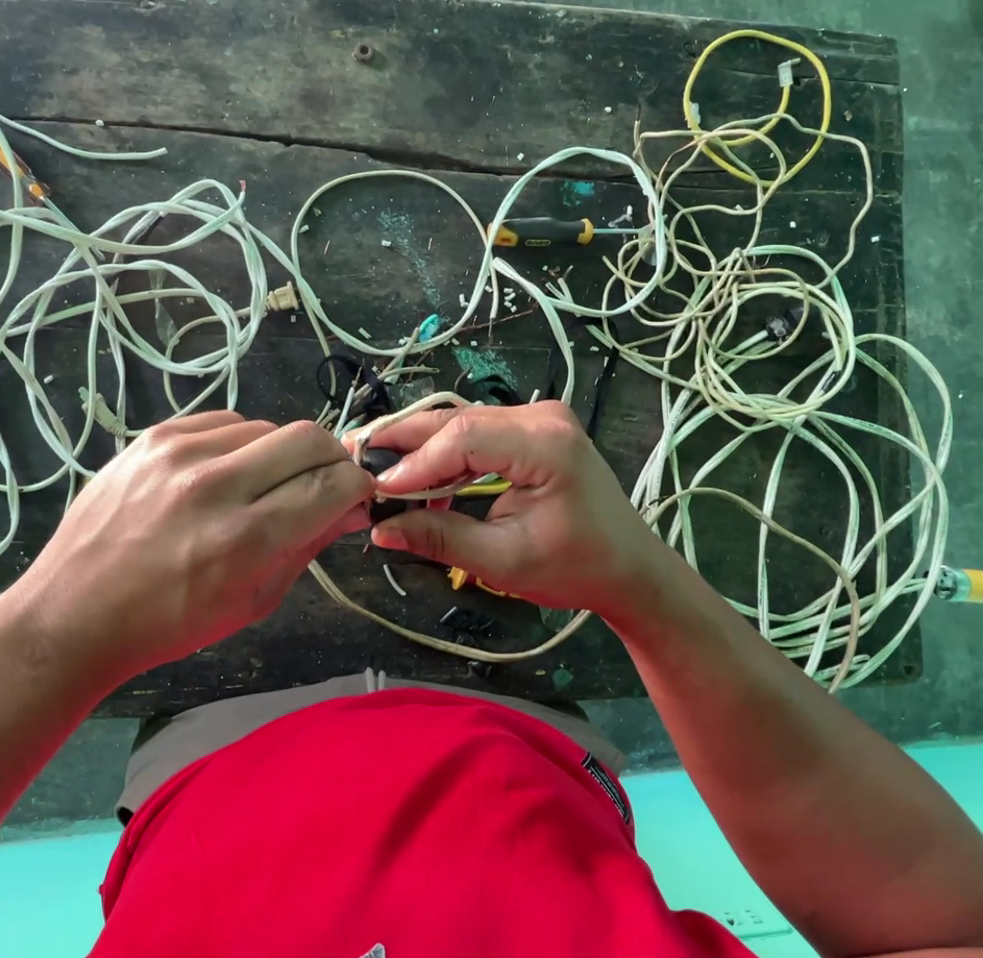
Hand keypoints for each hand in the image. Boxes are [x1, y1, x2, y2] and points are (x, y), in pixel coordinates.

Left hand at [16, 411, 372, 676]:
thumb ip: (307, 547)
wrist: (74, 612)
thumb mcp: (253, 601)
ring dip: (282, 453)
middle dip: (333, 459)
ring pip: (268, 426)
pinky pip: (224, 422)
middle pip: (310, 438)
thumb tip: (350, 507)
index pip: (332, 485)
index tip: (357, 497)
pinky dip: (240, 444)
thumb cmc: (170, 623)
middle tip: (326, 482)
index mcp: (246, 539)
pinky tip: (225, 472)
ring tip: (264, 484)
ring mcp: (180, 452)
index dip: (357, 487)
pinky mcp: (154, 436)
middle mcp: (216, 484)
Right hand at [365, 401, 677, 621]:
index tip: (375, 490)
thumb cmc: (575, 568)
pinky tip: (420, 482)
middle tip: (354, 456)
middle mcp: (542, 415)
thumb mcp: (502, 561)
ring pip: (462, 423)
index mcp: (545, 443)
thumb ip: (439, 538)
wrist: (628, 567)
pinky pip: (477, 432)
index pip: (462, 437)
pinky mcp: (534, 427)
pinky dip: (446, 455)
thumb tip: (379, 529)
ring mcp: (540, 416)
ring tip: (377, 469)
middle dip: (405, 443)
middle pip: (457, 420)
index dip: (414, 463)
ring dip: (420, 449)